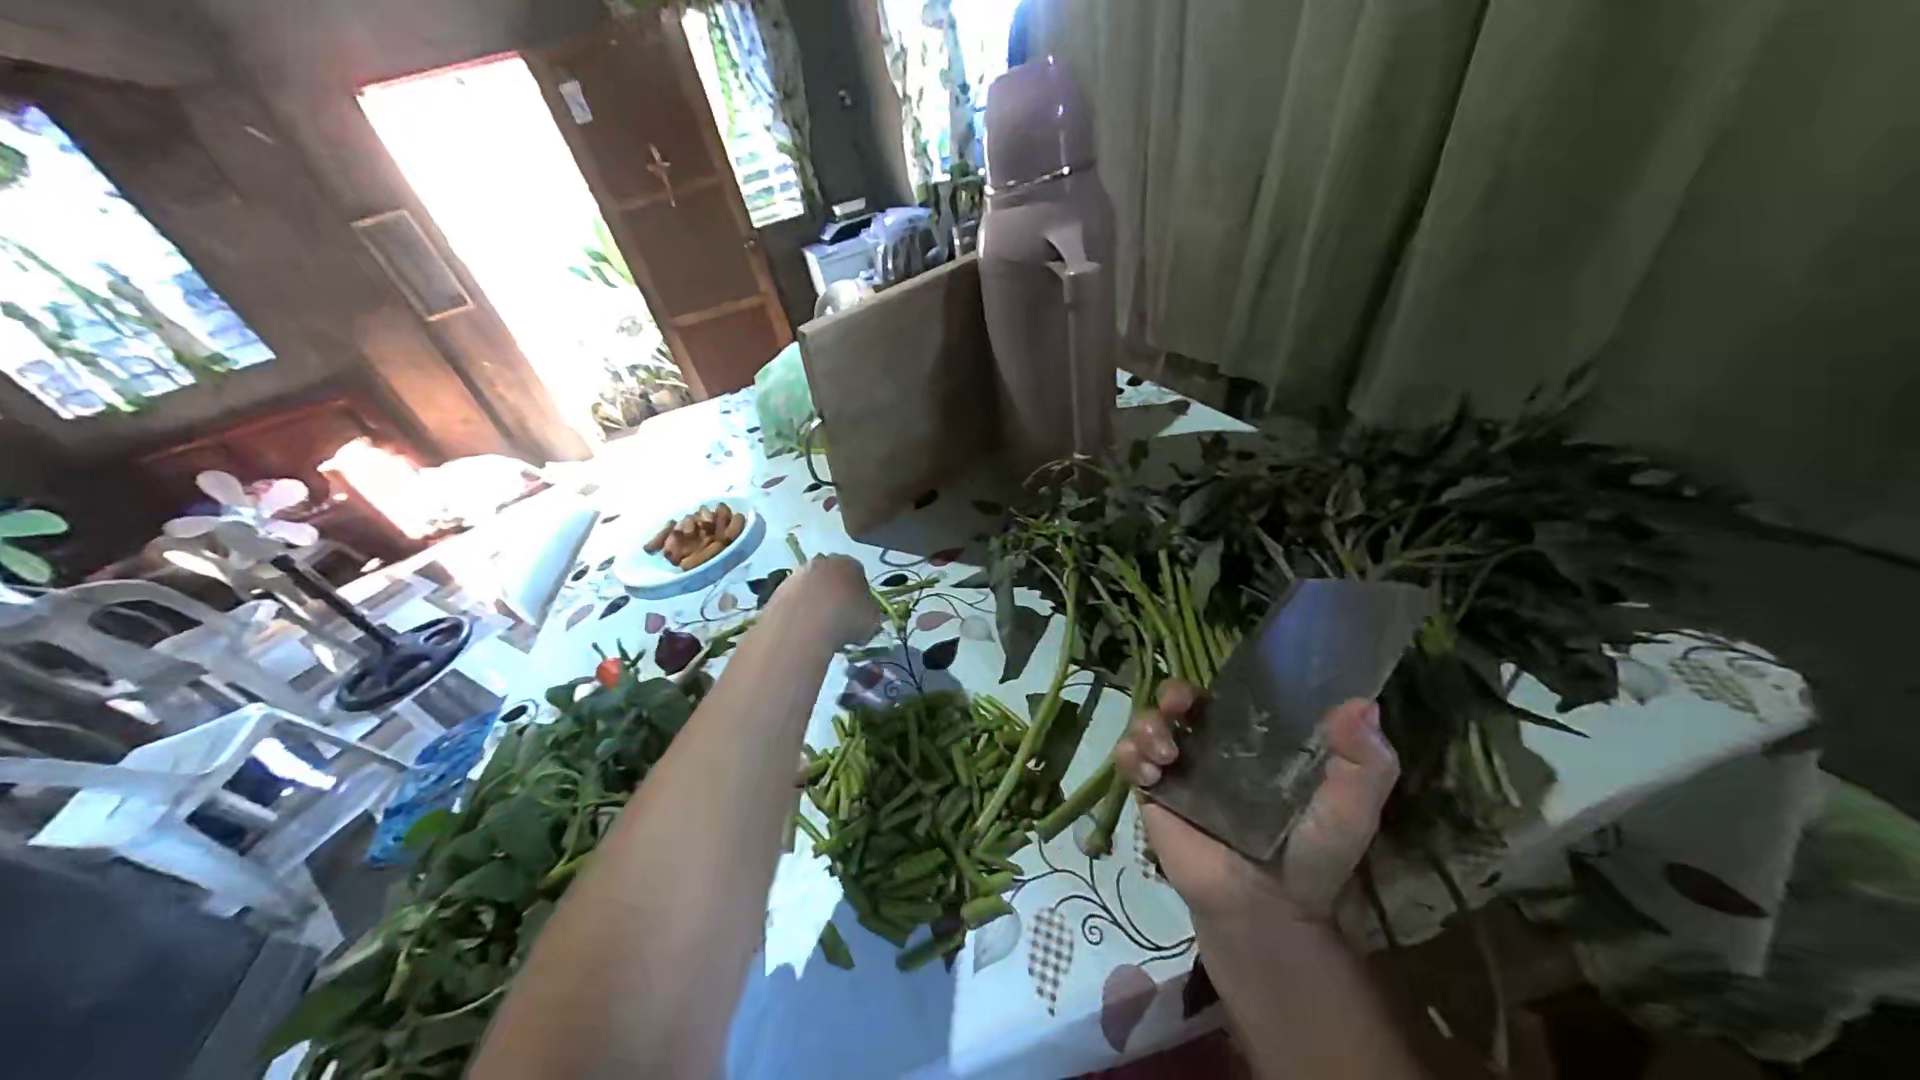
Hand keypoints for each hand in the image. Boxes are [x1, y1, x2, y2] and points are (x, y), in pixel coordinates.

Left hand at [773, 554, 882, 646]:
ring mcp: (796, 574)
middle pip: (831, 576)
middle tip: (839, 617)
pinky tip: (802, 629)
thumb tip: (864, 614)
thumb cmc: (846, 618)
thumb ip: (870, 612)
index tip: (859, 611)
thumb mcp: (872, 619)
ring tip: (819, 627)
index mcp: (849, 563)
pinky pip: (794, 600)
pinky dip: (798, 612)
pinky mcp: (777, 590)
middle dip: (835, 593)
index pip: (858, 573)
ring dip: (814, 602)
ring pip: (810, 587)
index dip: (860, 593)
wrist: (802, 625)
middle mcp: (822, 562)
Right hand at [1114, 681, 1398, 926]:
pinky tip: (1147, 773)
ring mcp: (1178, 770)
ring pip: (1147, 724)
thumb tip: (1363, 703)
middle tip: (1175, 708)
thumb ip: (1365, 762)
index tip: (1213, 689)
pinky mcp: (1152, 794)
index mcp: (1253, 743)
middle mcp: (1211, 749)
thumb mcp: (1351, 810)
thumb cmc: (1311, 857)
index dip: (1218, 682)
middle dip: (1171, 694)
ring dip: (1147, 726)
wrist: (1265, 910)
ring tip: (1164, 754)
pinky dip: (1128, 755)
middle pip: (1178, 702)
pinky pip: (1127, 759)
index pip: (1227, 696)